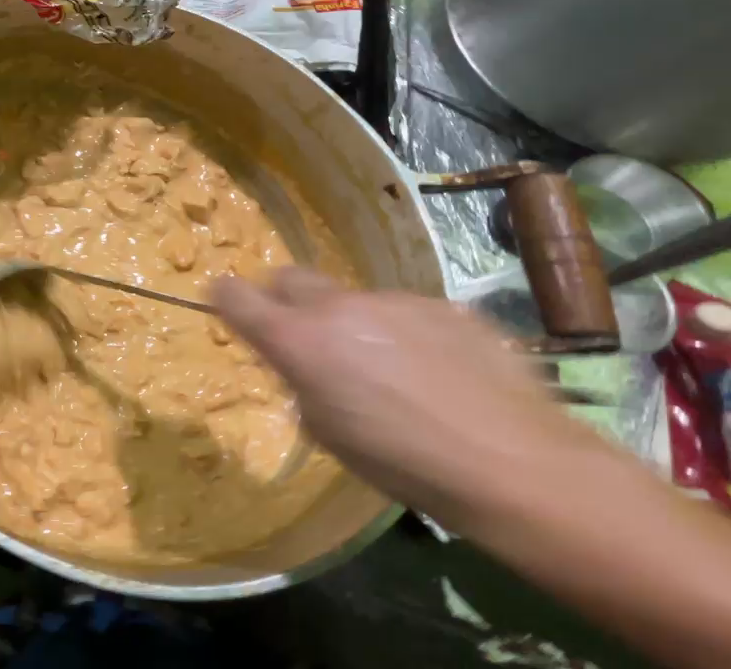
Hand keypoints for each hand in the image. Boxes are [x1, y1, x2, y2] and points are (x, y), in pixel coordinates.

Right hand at [211, 268, 590, 523]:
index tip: (226, 306)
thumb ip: (302, 382)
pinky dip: (408, 335)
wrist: (518, 467)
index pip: (234, 295)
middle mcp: (337, 308)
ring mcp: (396, 302)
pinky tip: (440, 374)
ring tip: (394, 371)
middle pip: (289, 278)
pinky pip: (409, 313)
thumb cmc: (402, 462)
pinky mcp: (448, 309)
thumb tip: (309, 367)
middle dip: (286, 299)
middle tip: (308, 337)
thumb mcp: (325, 431)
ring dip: (356, 324)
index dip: (225, 298)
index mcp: (296, 340)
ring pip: (355, 300)